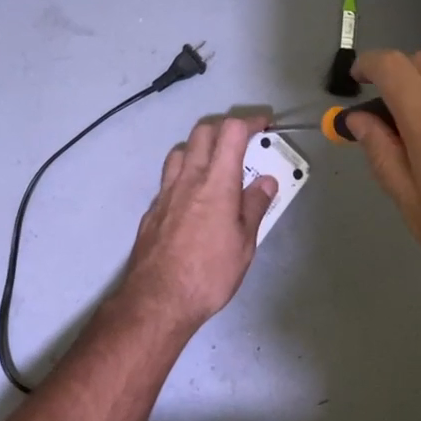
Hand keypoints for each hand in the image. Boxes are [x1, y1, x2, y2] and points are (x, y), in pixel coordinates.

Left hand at [116, 116, 277, 334]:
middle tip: (242, 144)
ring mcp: (166, 192)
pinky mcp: (153, 209)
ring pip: (182, 151)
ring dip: (201, 148)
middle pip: (203, 132)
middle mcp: (188, 178)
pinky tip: (193, 197)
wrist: (158, 299)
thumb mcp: (244, 243)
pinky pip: (169, 177)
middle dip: (224, 129)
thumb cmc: (209, 273)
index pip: (231, 131)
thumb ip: (255, 206)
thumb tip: (266, 181)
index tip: (264, 125)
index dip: (250, 121)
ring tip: (216, 167)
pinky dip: (185, 175)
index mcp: (216, 182)